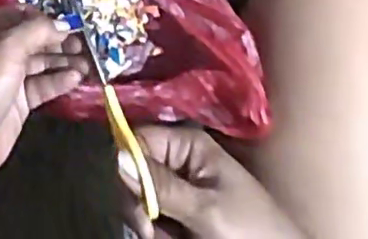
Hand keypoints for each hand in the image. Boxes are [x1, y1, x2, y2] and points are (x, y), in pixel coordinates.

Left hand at [0, 6, 90, 177]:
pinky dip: (59, 80)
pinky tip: (76, 77)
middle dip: (59, 38)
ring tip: (88, 61)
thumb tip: (63, 24)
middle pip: (36, 37)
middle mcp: (2, 47)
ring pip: (42, 61)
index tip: (72, 20)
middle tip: (85, 42)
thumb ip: (38, 31)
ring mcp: (11, 74)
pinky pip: (43, 84)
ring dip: (64, 59)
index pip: (24, 13)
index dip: (46, 16)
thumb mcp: (9, 47)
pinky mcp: (20, 99)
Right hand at [118, 125, 303, 238]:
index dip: (127, 165)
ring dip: (145, 224)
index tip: (133, 202)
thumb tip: (116, 157)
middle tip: (150, 233)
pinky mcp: (180, 217)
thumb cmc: (252, 233)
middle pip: (133, 171)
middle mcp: (177, 160)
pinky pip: (152, 221)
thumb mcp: (207, 211)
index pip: (138, 139)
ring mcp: (178, 190)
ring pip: (138, 200)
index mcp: (186, 144)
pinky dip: (155, 234)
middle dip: (136, 204)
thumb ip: (162, 186)